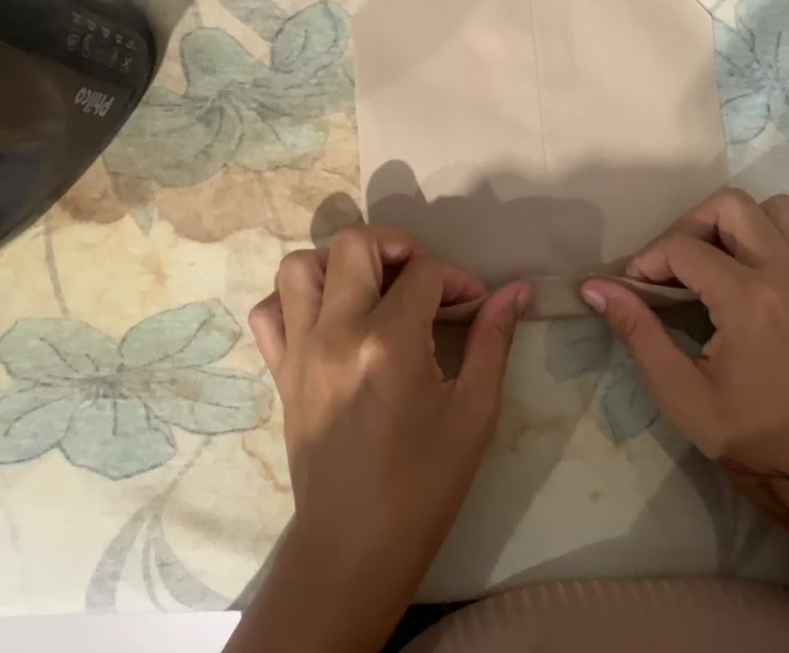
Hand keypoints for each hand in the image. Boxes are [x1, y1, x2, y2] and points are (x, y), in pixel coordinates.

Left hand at [245, 226, 530, 614]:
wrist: (354, 544)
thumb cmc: (424, 483)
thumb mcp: (474, 412)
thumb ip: (494, 340)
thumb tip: (518, 289)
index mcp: (389, 343)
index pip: (424, 272)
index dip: (457, 277)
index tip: (474, 302)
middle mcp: (336, 333)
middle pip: (354, 244)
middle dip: (397, 245)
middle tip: (422, 278)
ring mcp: (299, 350)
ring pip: (300, 266)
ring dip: (340, 263)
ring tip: (373, 289)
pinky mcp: (280, 371)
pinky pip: (269, 311)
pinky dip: (295, 299)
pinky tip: (329, 318)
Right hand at [580, 188, 788, 490]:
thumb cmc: (751, 437)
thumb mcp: (680, 393)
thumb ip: (637, 332)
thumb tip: (593, 287)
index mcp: (748, 300)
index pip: (682, 247)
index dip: (647, 261)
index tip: (633, 291)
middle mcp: (787, 273)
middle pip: (730, 205)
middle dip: (689, 226)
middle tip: (673, 268)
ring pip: (776, 209)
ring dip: (739, 224)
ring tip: (716, 263)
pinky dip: (785, 240)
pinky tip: (764, 272)